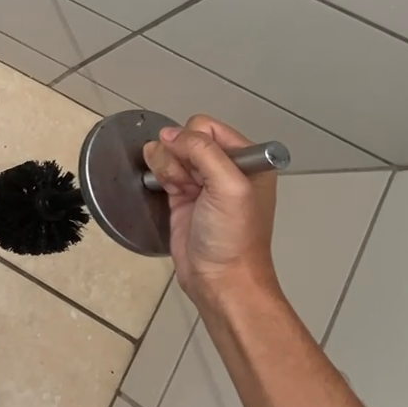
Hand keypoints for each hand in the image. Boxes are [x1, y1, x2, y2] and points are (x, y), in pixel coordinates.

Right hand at [143, 115, 281, 312]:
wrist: (219, 279)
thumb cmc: (234, 237)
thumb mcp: (230, 188)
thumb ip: (204, 152)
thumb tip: (168, 134)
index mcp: (248, 160)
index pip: (207, 127)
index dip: (194, 142)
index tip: (200, 171)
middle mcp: (225, 166)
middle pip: (184, 137)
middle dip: (179, 157)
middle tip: (192, 186)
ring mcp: (201, 180)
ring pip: (168, 151)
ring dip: (168, 168)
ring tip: (182, 192)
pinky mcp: (181, 193)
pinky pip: (161, 167)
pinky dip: (159, 176)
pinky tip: (170, 194)